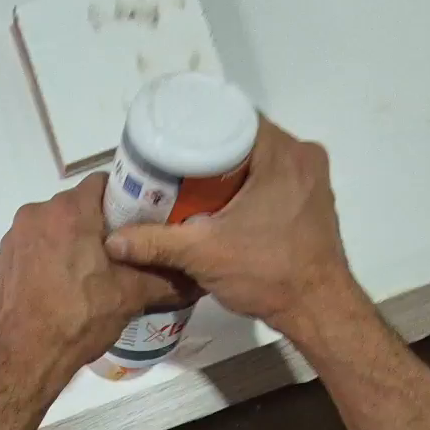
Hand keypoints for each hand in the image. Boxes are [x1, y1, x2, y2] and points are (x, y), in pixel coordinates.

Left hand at [0, 174, 186, 388]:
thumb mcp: (130, 297)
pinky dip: (45, 262)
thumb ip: (164, 279)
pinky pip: (31, 251)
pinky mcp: (0, 262)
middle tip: (116, 256)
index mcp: (71, 210)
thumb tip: (196, 280)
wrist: (26, 356)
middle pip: (76, 207)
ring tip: (85, 277)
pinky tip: (57, 290)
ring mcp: (13, 238)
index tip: (136, 224)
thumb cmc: (80, 318)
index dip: (124, 201)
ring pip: (51, 229)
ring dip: (68, 244)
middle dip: (96, 227)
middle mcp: (37, 213)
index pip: (105, 184)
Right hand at [104, 119, 364, 338]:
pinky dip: (245, 190)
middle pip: (244, 140)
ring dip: (226, 174)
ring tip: (188, 188)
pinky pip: (271, 183)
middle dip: (207, 154)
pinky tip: (219, 209)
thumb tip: (113, 241)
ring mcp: (312, 182)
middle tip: (171, 167)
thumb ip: (156, 244)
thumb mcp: (203, 255)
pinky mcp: (311, 205)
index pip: (233, 118)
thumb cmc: (267, 273)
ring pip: (258, 164)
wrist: (317, 311)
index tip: (169, 143)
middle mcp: (302, 158)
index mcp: (282, 154)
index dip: (197, 127)